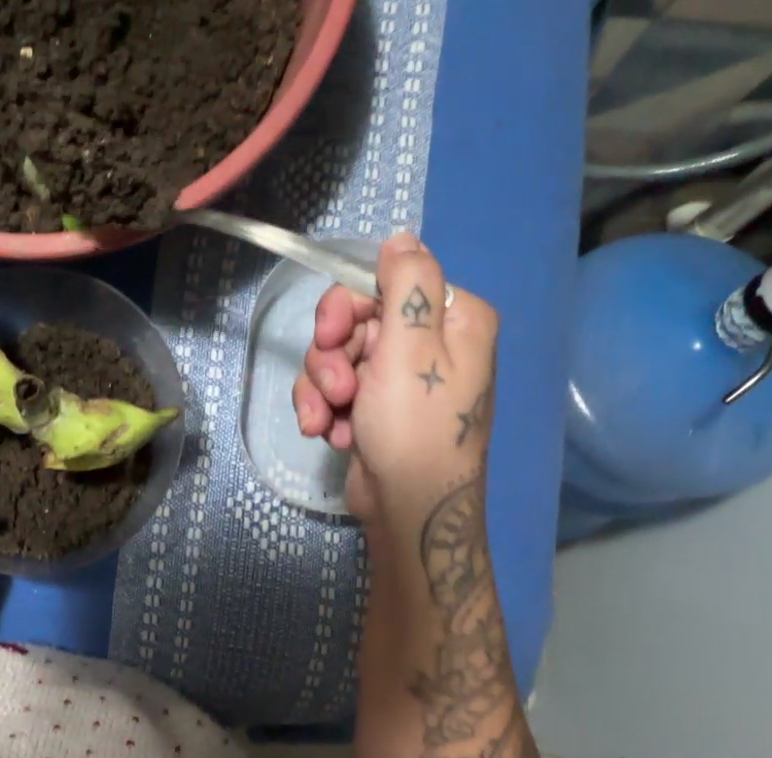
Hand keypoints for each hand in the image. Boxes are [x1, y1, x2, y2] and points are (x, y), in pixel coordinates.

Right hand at [291, 233, 499, 534]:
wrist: (408, 507)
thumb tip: (400, 237)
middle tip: (334, 387)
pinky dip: (326, 412)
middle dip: (331, 357)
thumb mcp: (411, 345)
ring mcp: (397, 382)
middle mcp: (428, 346)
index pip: (385, 285)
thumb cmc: (414, 425)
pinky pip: (335, 393)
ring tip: (328, 422)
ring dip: (322, 389)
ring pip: (336, 360)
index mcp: (449, 321)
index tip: (330, 333)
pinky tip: (333, 436)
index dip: (348, 308)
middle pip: (355, 324)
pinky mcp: (372, 411)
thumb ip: (406, 282)